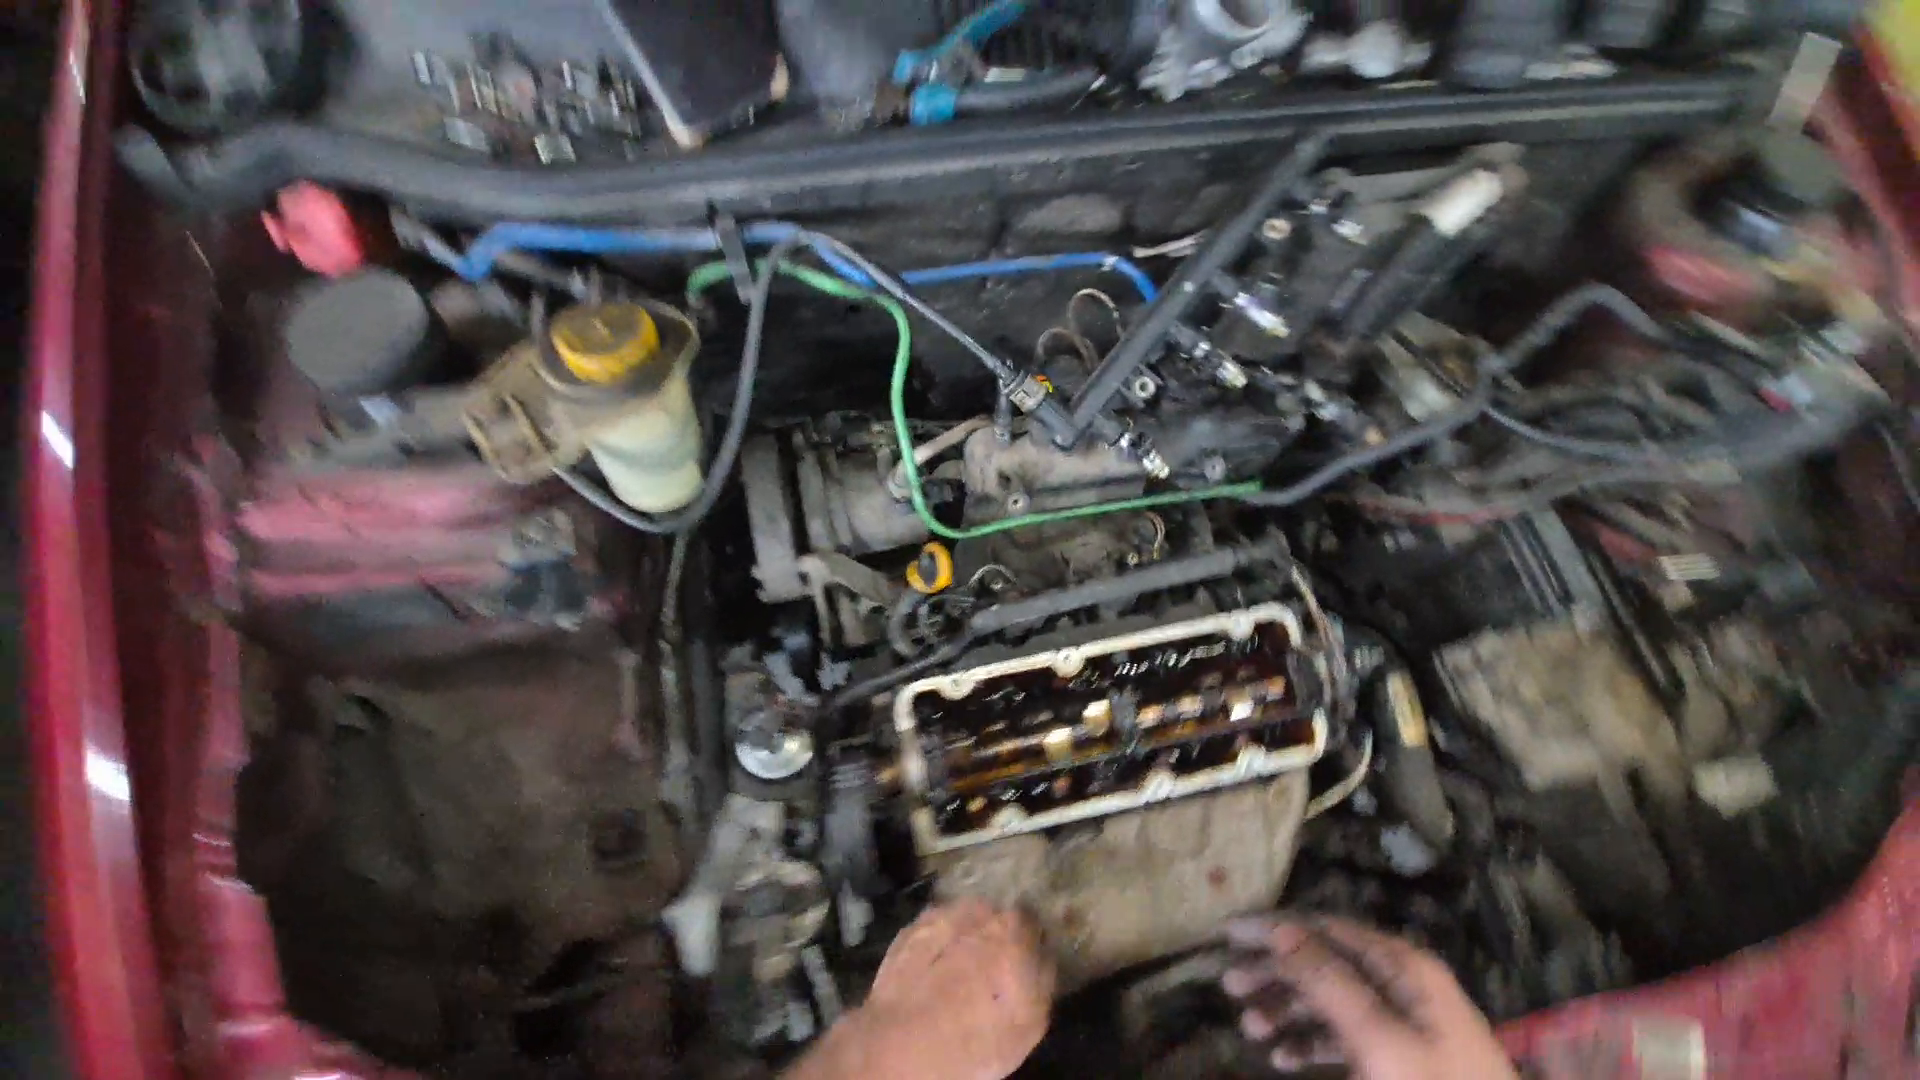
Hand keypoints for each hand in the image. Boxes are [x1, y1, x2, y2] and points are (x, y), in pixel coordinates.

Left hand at [785, 900, 1053, 1079]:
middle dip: (993, 938)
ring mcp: (941, 914)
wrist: (906, 1040)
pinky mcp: (910, 927)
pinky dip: (936, 946)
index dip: (1028, 944)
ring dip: (963, 938)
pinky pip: (934, 931)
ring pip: (962, 921)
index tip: (1022, 964)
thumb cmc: (979, 1037)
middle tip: (987, 972)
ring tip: (955, 974)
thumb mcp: (1032, 1021)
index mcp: (1014, 927)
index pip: (1032, 922)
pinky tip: (931, 973)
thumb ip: (1043, 977)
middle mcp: (980, 910)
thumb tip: (1041, 956)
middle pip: (994, 917)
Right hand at [1220, 915, 1517, 1079]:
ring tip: (1251, 1031)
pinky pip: (1345, 1035)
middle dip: (1275, 974)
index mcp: (1401, 966)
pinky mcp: (1401, 1058)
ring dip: (1287, 1011)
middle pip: (1323, 962)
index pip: (1323, 928)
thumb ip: (1328, 982)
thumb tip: (1279, 930)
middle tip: (1230, 987)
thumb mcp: (1380, 1041)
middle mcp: (1400, 982)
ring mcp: (1404, 1022)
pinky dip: (1311, 1042)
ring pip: (1330, 1001)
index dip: (1273, 929)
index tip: (1227, 936)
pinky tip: (1284, 1059)